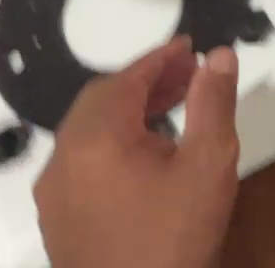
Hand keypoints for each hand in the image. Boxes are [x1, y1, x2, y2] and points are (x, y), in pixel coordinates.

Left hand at [35, 37, 240, 267]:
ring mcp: (55, 192)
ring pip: (88, 129)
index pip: (124, 81)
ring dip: (130, 105)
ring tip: (177, 102)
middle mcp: (63, 161)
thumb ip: (213, 102)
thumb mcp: (209, 159)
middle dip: (144, 79)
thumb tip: (219, 55)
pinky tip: (151, 145)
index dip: (159, 58)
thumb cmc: (176, 228)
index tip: (190, 45)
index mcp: (96, 141)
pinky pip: (83, 155)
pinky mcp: (60, 214)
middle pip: (98, 101)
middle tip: (189, 71)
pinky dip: (116, 134)